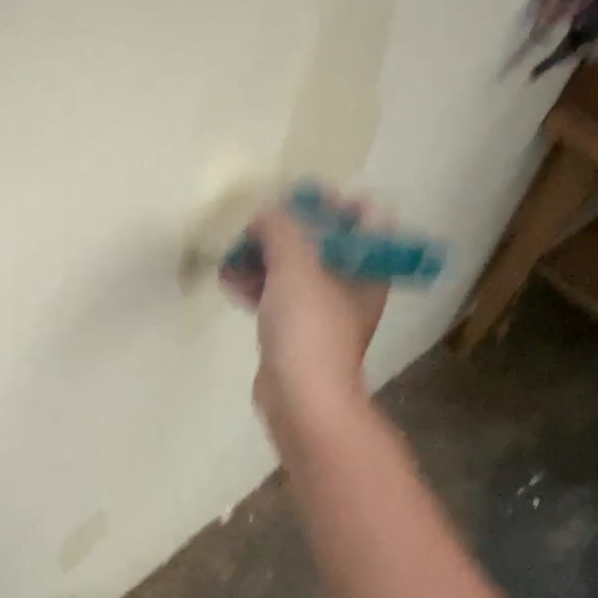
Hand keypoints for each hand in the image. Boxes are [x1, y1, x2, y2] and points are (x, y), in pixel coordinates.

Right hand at [221, 193, 390, 427]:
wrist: (301, 398)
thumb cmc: (309, 327)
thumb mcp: (295, 264)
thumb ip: (281, 227)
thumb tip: (266, 212)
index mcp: (370, 264)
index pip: (366, 215)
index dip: (334, 201)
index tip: (298, 200)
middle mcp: (353, 284)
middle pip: (324, 241)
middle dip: (287, 230)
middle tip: (256, 225)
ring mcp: (323, 311)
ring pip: (294, 270)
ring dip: (263, 257)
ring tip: (232, 252)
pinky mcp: (296, 334)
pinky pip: (277, 298)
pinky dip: (255, 286)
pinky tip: (228, 280)